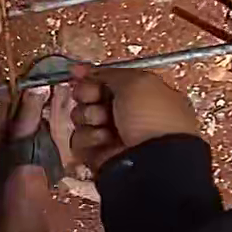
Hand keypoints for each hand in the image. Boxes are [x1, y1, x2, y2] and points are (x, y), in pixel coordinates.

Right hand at [68, 65, 200, 170]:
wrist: (153, 161)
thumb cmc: (154, 118)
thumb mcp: (136, 82)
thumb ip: (109, 73)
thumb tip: (86, 70)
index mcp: (142, 95)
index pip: (108, 80)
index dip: (92, 75)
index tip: (78, 72)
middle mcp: (127, 115)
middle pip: (90, 97)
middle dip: (87, 95)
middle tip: (93, 98)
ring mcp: (113, 136)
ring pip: (82, 118)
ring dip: (89, 117)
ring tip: (104, 124)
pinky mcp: (100, 156)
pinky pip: (79, 140)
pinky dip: (88, 139)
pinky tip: (103, 140)